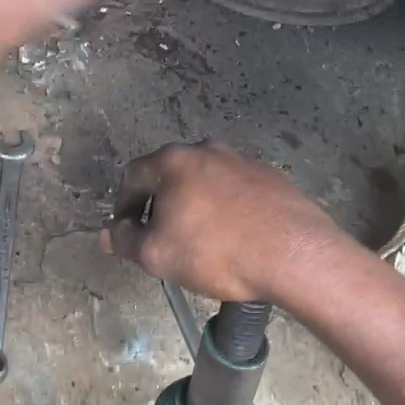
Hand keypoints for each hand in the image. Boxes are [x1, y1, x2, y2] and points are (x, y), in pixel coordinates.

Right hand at [102, 141, 349, 300]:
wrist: (296, 254)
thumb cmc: (217, 251)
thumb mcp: (157, 255)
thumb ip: (125, 241)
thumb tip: (109, 234)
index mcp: (173, 160)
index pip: (133, 176)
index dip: (123, 206)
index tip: (127, 231)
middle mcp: (206, 149)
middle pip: (170, 176)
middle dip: (160, 206)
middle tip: (162, 239)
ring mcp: (243, 160)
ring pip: (205, 183)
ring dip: (195, 207)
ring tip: (202, 242)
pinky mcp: (272, 178)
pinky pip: (236, 192)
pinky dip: (227, 211)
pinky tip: (235, 239)